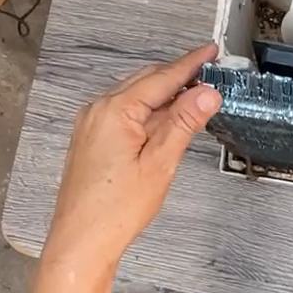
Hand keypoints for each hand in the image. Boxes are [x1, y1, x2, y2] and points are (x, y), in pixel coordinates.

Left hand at [44, 44, 221, 274]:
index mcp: (115, 111)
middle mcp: (98, 111)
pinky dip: (148, 111)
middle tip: (209, 73)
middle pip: (146, 82)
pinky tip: (164, 122)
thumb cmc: (115, 210)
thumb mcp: (160, 164)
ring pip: (135, 97)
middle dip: (179, 76)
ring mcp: (92, 125)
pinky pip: (124, 113)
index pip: (162, 78)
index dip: (190, 65)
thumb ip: (184, 124)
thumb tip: (206, 94)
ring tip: (193, 98)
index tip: (210, 52)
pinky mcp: (92, 140)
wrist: (82, 241)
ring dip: (164, 95)